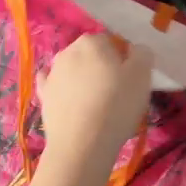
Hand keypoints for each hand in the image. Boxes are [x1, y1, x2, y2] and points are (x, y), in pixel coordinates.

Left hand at [36, 34, 154, 176]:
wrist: (82, 144)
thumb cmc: (116, 105)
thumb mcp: (142, 76)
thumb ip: (142, 54)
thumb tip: (136, 50)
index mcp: (92, 42)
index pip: (111, 42)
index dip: (123, 59)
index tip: (130, 78)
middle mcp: (67, 51)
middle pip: (90, 55)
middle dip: (101, 67)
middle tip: (116, 91)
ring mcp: (52, 74)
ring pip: (72, 70)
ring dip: (82, 79)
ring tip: (96, 104)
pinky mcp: (43, 96)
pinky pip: (53, 85)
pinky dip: (62, 89)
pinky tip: (69, 99)